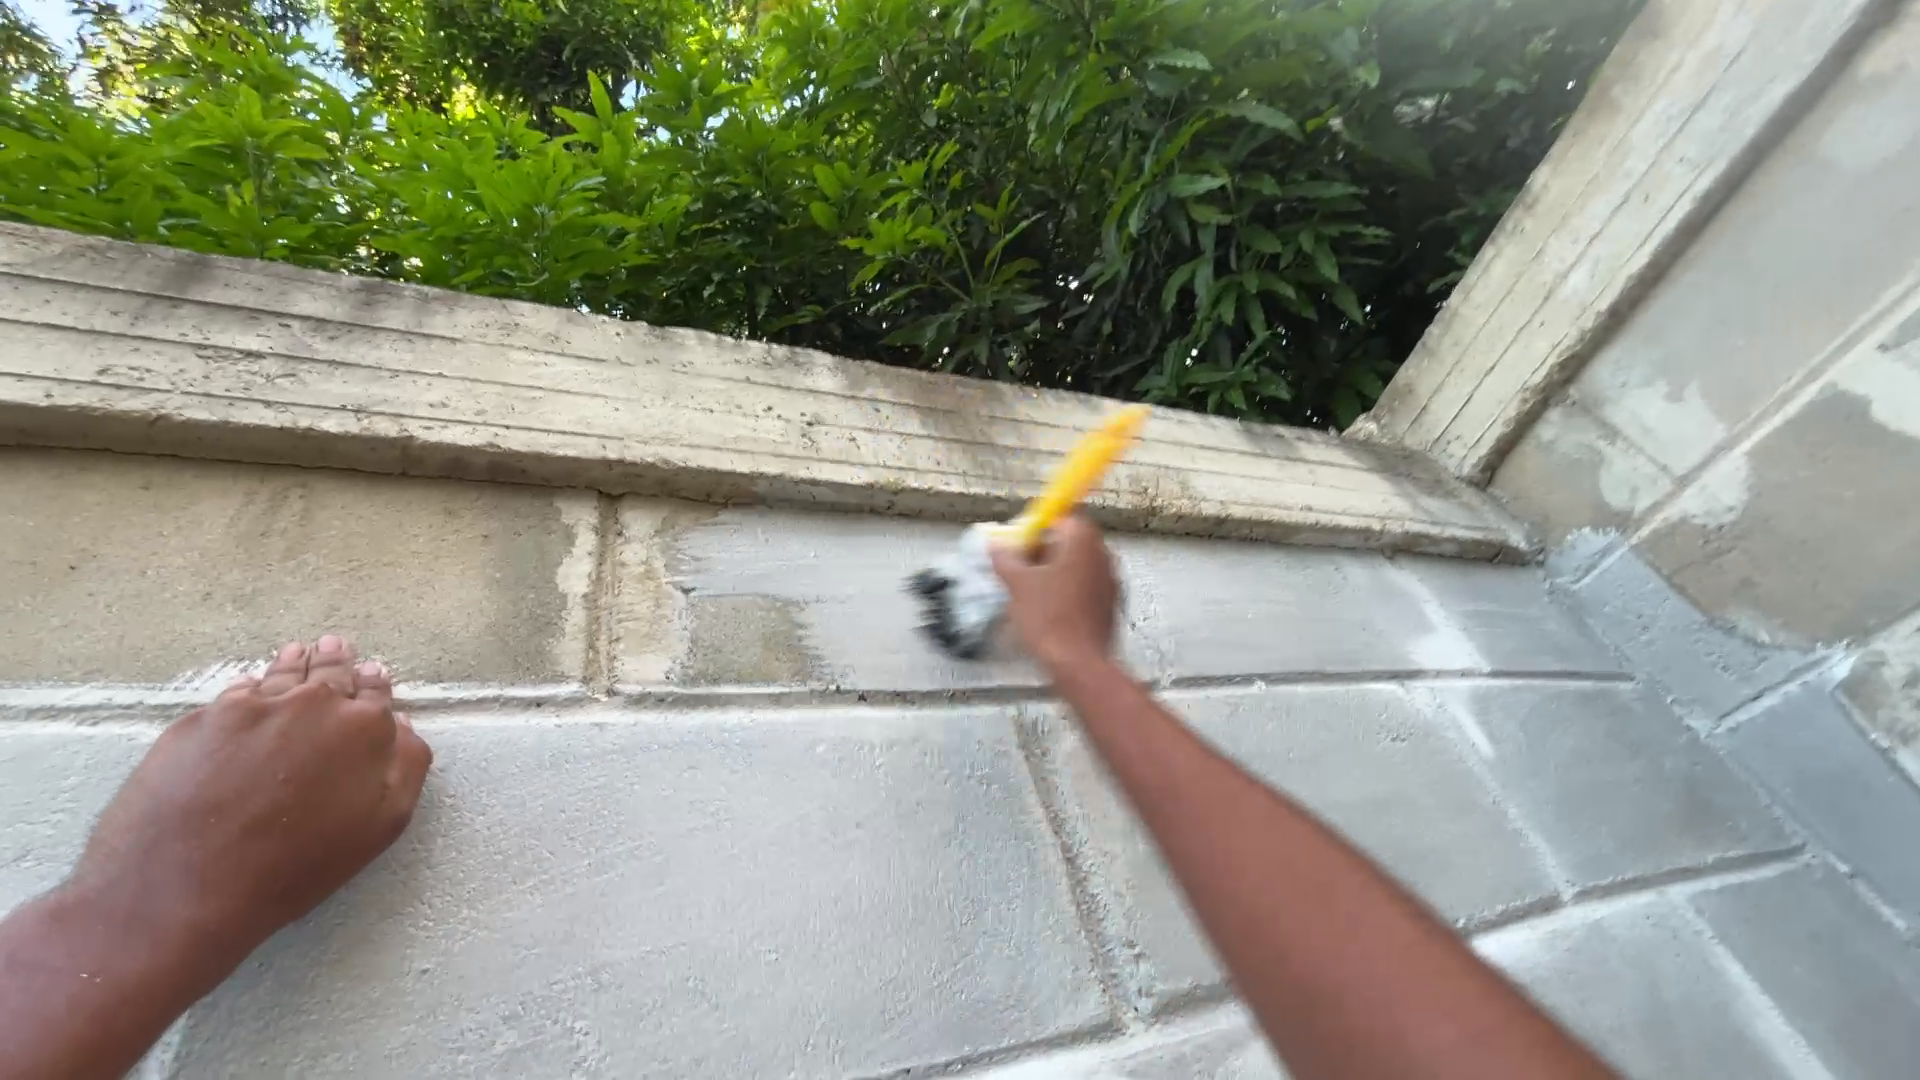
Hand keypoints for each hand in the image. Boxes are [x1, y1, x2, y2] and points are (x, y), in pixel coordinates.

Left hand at [65, 636, 432, 964]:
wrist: (180, 894)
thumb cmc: (298, 864)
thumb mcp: (384, 822)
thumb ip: (407, 764)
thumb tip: (401, 725)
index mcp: (364, 726)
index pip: (376, 693)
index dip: (376, 683)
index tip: (374, 673)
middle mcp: (312, 704)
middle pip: (329, 673)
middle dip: (337, 660)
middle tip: (335, 646)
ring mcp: (249, 710)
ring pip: (279, 675)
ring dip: (294, 663)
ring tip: (297, 651)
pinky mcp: (194, 724)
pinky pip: (230, 695)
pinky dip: (247, 689)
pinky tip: (249, 687)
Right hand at [989, 515, 1119, 671]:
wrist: (1078, 663)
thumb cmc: (1049, 618)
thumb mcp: (1017, 584)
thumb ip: (1005, 559)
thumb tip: (995, 545)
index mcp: (1083, 541)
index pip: (1062, 519)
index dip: (1038, 529)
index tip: (1021, 545)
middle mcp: (1104, 554)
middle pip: (1072, 542)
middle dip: (1046, 552)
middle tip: (1022, 569)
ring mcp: (1112, 581)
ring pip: (1079, 566)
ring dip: (1057, 573)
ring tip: (1033, 594)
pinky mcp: (1112, 605)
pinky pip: (1087, 588)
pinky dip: (1069, 592)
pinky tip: (1051, 612)